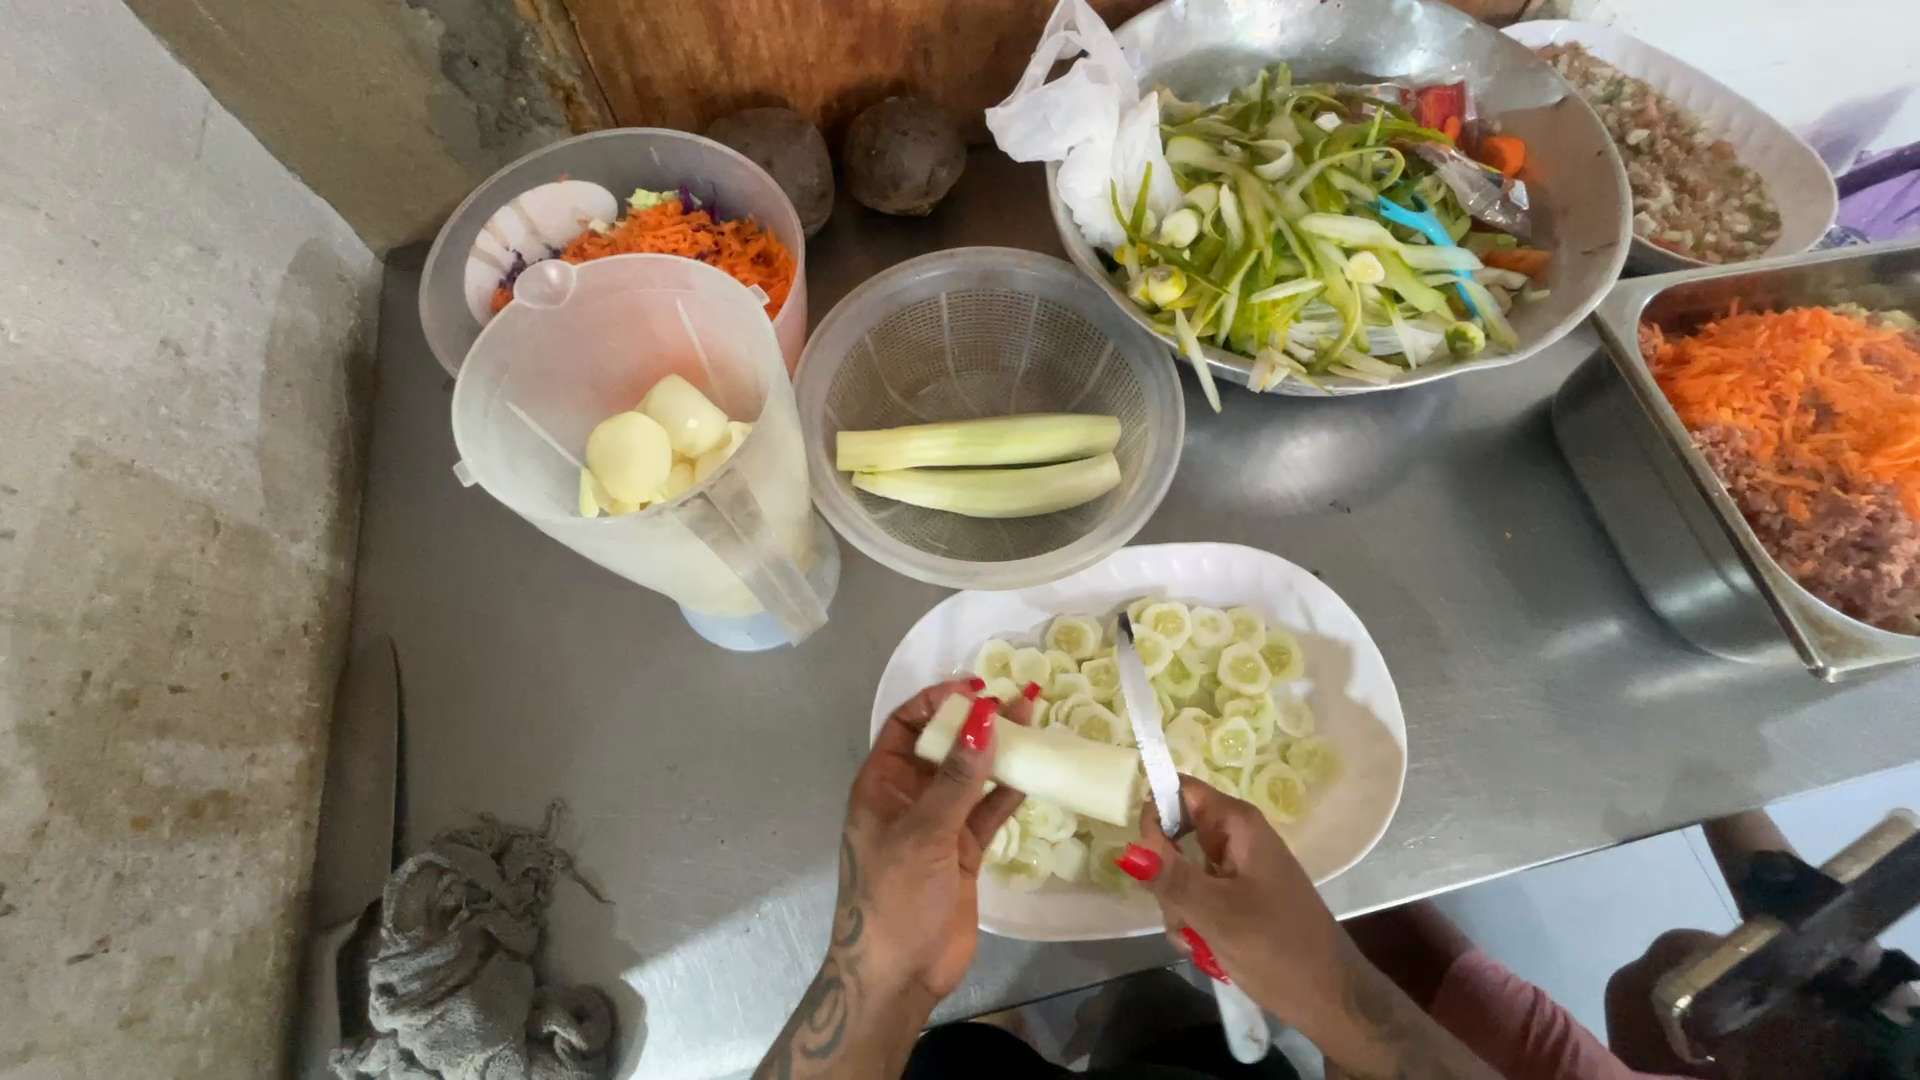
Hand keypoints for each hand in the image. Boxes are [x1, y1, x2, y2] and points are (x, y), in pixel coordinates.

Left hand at [754, 678, 1040, 1079]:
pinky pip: (988, 810)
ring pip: (972, 775)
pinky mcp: (963, 849)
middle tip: (1014, 699)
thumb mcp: (924, 832)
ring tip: (1033, 720)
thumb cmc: (894, 898)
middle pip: (945, 745)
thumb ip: (958, 777)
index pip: (906, 724)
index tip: (975, 689)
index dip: (938, 702)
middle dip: (976, 721)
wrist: (898, 978)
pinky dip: (1010, 791)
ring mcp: (938, 823)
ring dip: (999, 751)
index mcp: (881, 783)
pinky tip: (1036, 769)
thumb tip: (984, 717)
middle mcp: (909, 796)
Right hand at [1128, 777, 1500, 1079]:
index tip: (1147, 858)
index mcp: (1237, 824)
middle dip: (1165, 873)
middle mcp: (1236, 836)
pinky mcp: (1238, 894)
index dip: (1155, 816)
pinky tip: (1201, 947)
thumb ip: (1170, 878)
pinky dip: (1192, 918)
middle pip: (1175, 832)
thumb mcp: (1216, 914)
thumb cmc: (1279, 948)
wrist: (1333, 1002)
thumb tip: (1128, 849)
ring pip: (1182, 868)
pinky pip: (1198, 892)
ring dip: (1177, 904)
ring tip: (1194, 937)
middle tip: (1176, 908)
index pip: (1178, 790)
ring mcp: (1238, 866)